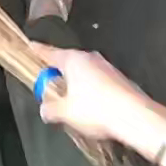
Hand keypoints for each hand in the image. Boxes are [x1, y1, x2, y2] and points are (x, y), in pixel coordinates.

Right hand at [32, 44, 165, 157]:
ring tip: (72, 102)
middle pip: (66, 61)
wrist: (137, 118)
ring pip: (83, 71)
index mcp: (72, 59)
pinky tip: (93, 107)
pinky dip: (91, 89)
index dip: (37, 51)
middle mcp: (89, 57)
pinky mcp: (119, 78)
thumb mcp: (65, 113)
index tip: (29, 47)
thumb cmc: (97, 110)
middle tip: (50, 87)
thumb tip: (44, 109)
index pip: (48, 52)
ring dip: (76, 83)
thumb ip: (50, 109)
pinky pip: (97, 80)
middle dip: (58, 73)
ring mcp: (106, 66)